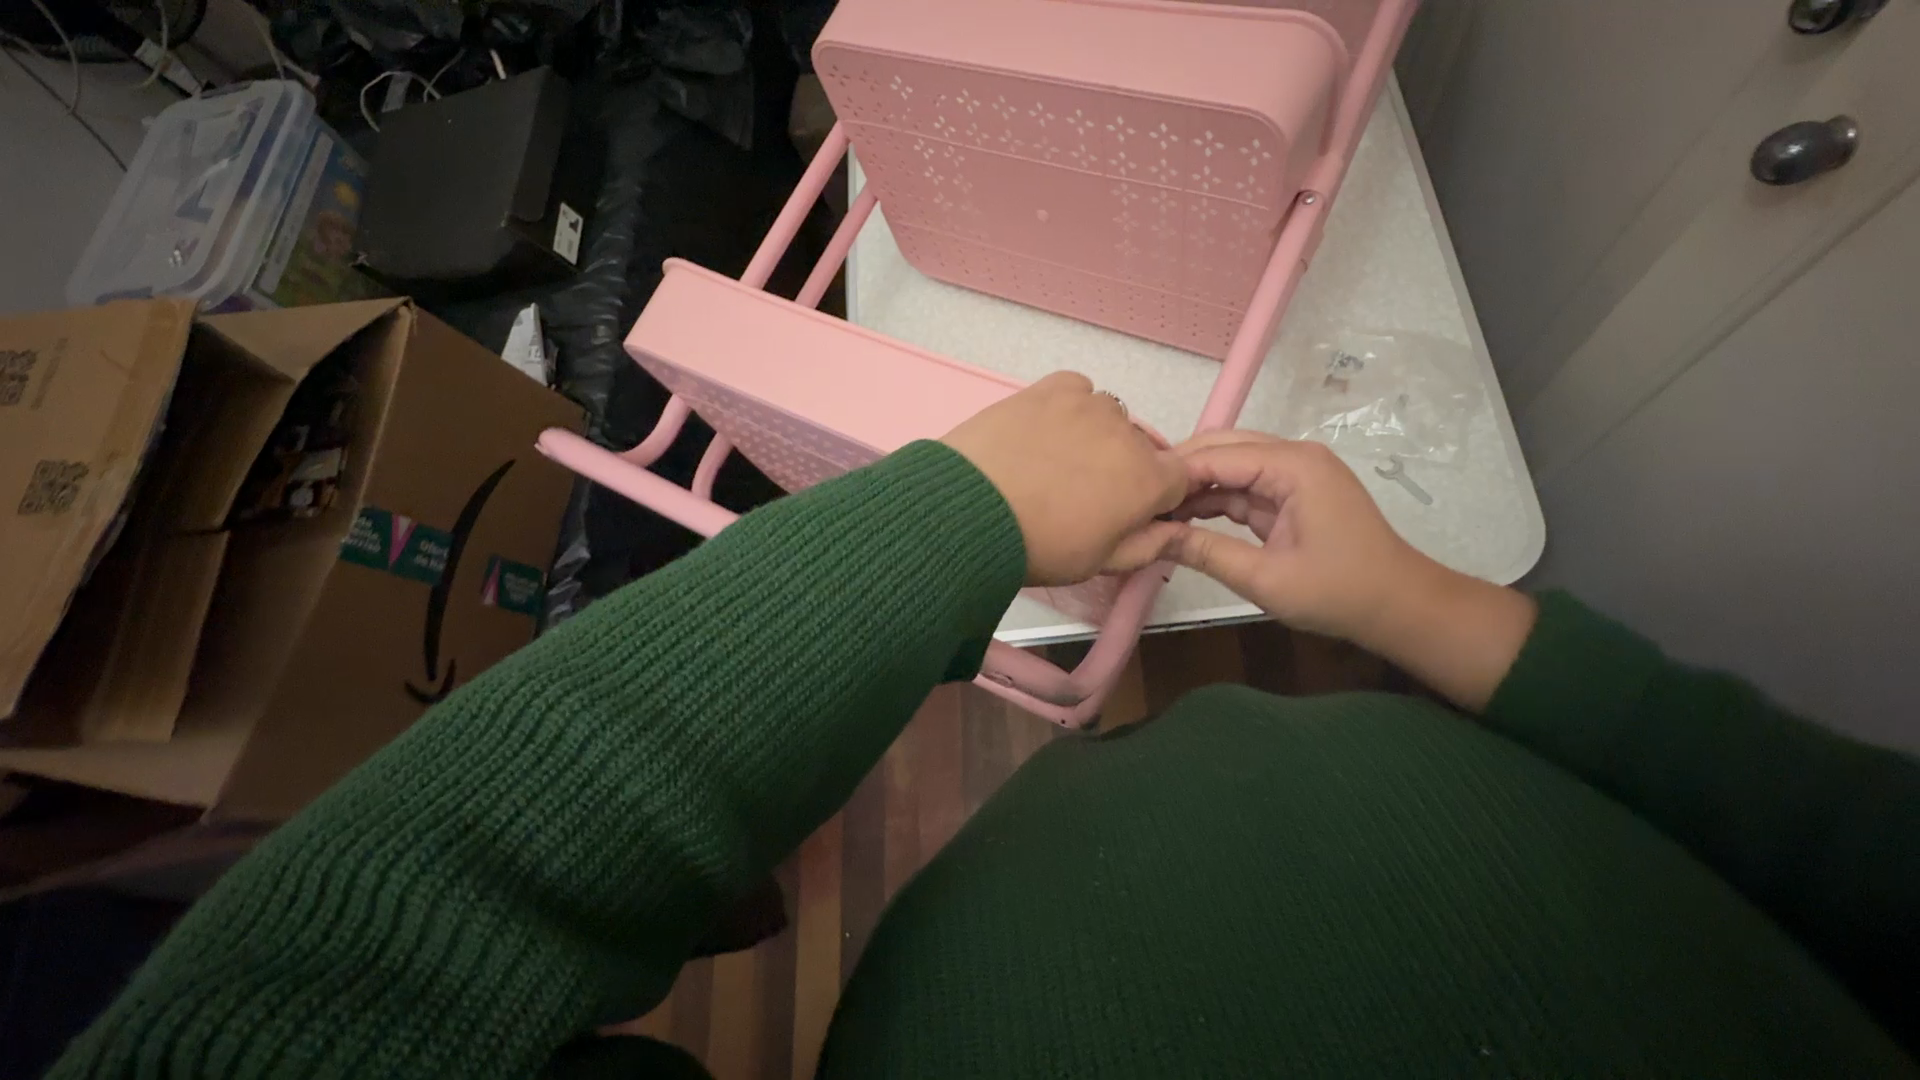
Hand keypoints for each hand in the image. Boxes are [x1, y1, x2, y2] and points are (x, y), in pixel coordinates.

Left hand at [941, 373, 1187, 585]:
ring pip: (1107, 418)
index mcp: (1148, 481)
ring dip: (1093, 436)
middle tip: (1077, 495)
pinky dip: (1068, 407)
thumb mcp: (1098, 563)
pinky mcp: (1052, 388)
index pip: (1177, 479)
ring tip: (1052, 462)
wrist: (970, 512)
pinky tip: (1043, 430)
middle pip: (1140, 448)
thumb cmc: (1038, 547)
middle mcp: (1128, 435)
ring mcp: (1089, 405)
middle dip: (1120, 469)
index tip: (1125, 509)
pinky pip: (1076, 390)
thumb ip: (1146, 545)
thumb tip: (1172, 529)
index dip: (1154, 496)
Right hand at [1145, 431, 1535, 710]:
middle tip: (1136, 499)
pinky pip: (1242, 487)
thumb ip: (1205, 552)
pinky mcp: (1291, 494)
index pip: (1217, 455)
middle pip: (1222, 448)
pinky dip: (1213, 502)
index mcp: (1293, 466)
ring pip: (1229, 466)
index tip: (1131, 495)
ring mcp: (1293, 474)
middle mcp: (1293, 457)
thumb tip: (1150, 538)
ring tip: (1150, 511)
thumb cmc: (1337, 592)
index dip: (1172, 473)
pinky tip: (1180, 519)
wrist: (1398, 606)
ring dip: (1193, 488)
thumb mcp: (1264, 578)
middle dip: (1179, 473)